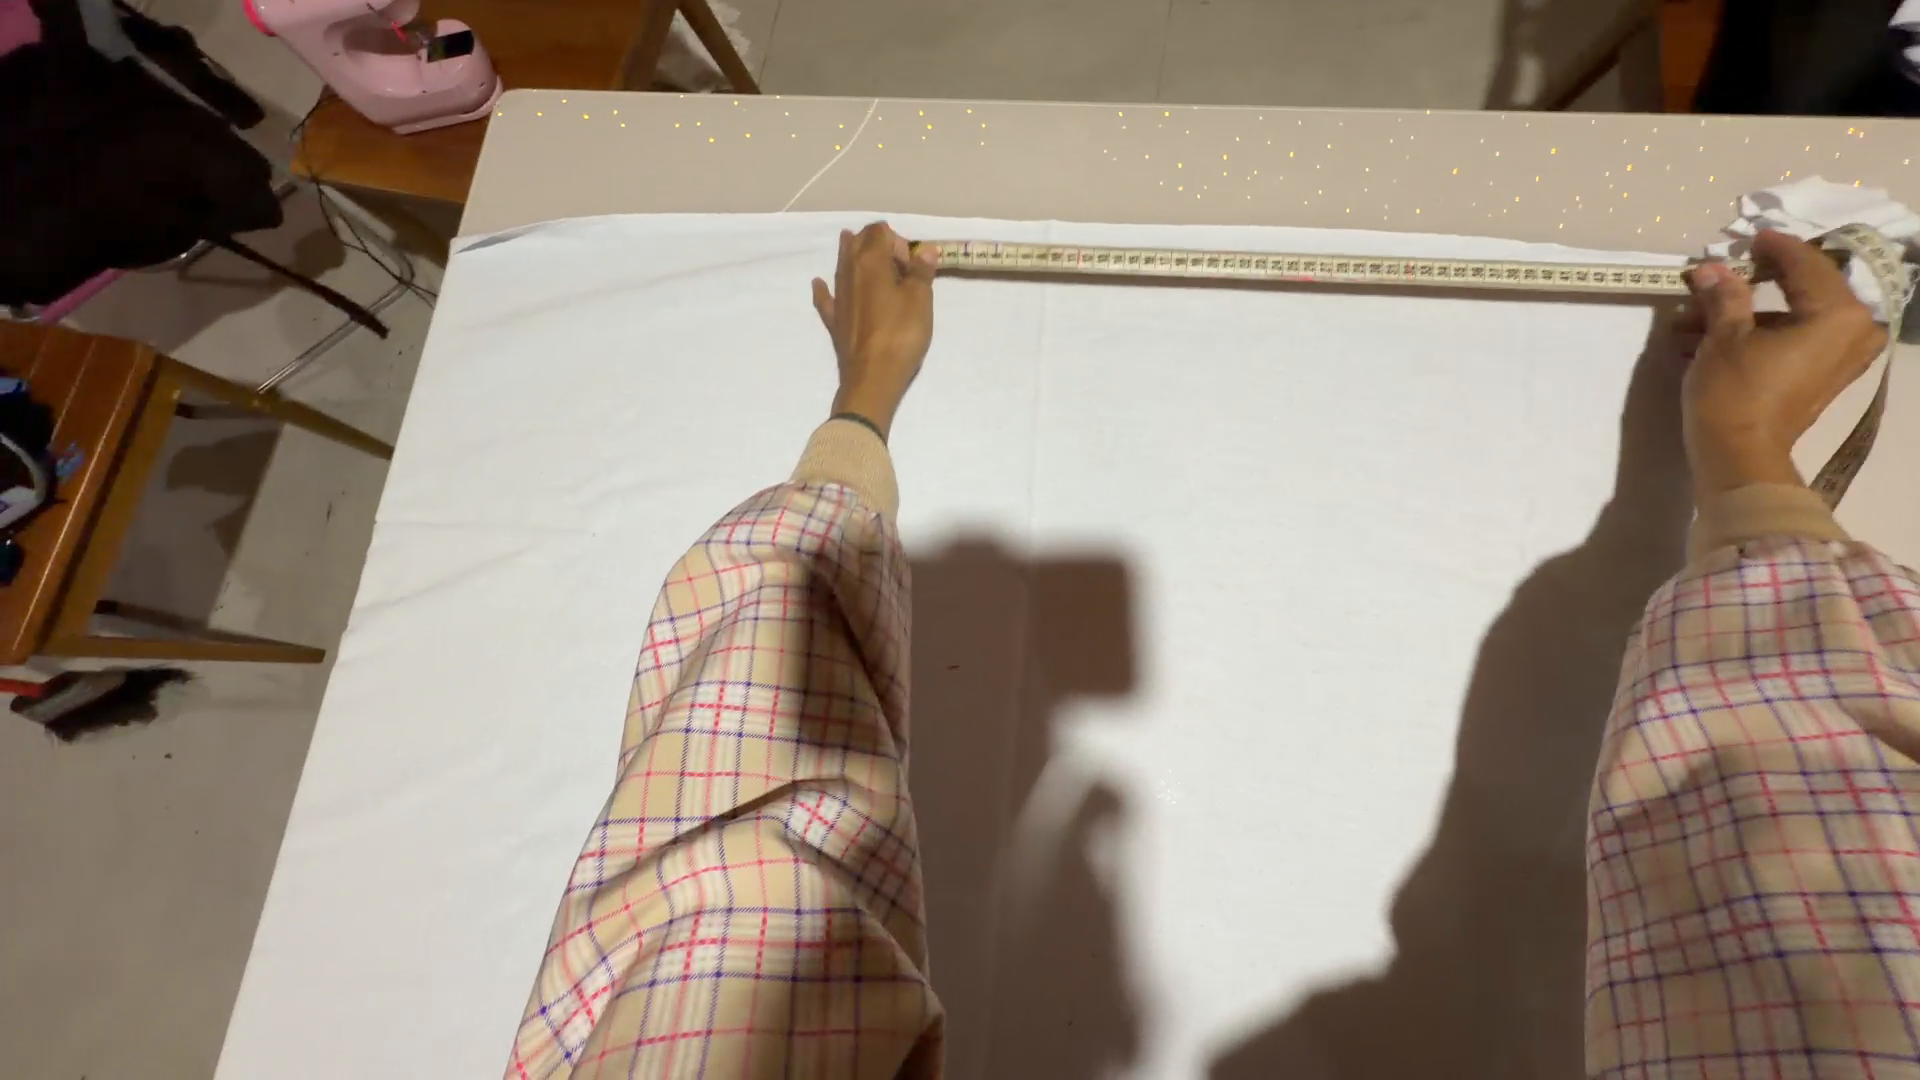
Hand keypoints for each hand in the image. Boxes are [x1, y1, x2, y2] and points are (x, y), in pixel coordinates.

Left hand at [811, 222, 938, 438]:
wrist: (873, 376)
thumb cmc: (901, 334)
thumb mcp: (920, 300)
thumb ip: (921, 271)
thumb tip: (926, 250)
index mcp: (870, 260)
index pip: (881, 232)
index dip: (899, 242)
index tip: (912, 266)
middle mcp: (849, 271)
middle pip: (858, 243)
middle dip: (876, 244)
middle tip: (896, 265)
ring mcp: (838, 296)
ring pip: (841, 264)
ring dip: (851, 254)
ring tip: (857, 249)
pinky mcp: (834, 320)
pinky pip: (826, 297)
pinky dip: (825, 288)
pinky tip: (820, 284)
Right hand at [1681, 228, 1885, 500]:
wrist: (1739, 451)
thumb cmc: (1733, 391)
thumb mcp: (1722, 339)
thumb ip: (1722, 298)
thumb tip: (1709, 268)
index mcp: (1839, 313)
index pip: (1808, 266)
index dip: (1777, 250)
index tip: (1753, 238)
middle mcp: (1855, 329)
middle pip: (1805, 292)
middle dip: (1755, 287)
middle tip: (1717, 282)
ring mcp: (1843, 355)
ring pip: (1795, 318)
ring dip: (1748, 315)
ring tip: (1698, 322)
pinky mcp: (1824, 375)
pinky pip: (1797, 340)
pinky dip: (1761, 335)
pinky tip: (1719, 340)